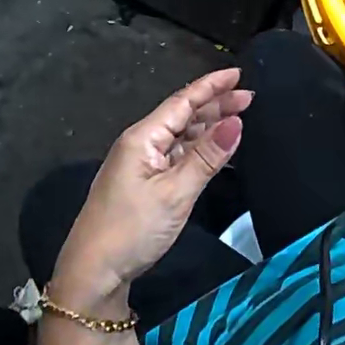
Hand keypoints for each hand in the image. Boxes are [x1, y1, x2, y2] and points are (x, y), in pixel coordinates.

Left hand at [52, 70, 252, 316]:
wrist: (94, 271)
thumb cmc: (132, 228)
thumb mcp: (175, 193)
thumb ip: (207, 157)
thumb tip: (236, 122)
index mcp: (143, 137)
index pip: (182, 101)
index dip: (211, 86)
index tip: (238, 73)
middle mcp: (141, 143)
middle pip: (182, 115)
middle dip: (215, 104)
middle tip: (249, 97)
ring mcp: (142, 164)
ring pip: (180, 136)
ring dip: (208, 125)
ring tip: (238, 117)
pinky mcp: (145, 183)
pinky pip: (177, 155)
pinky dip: (198, 148)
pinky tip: (215, 148)